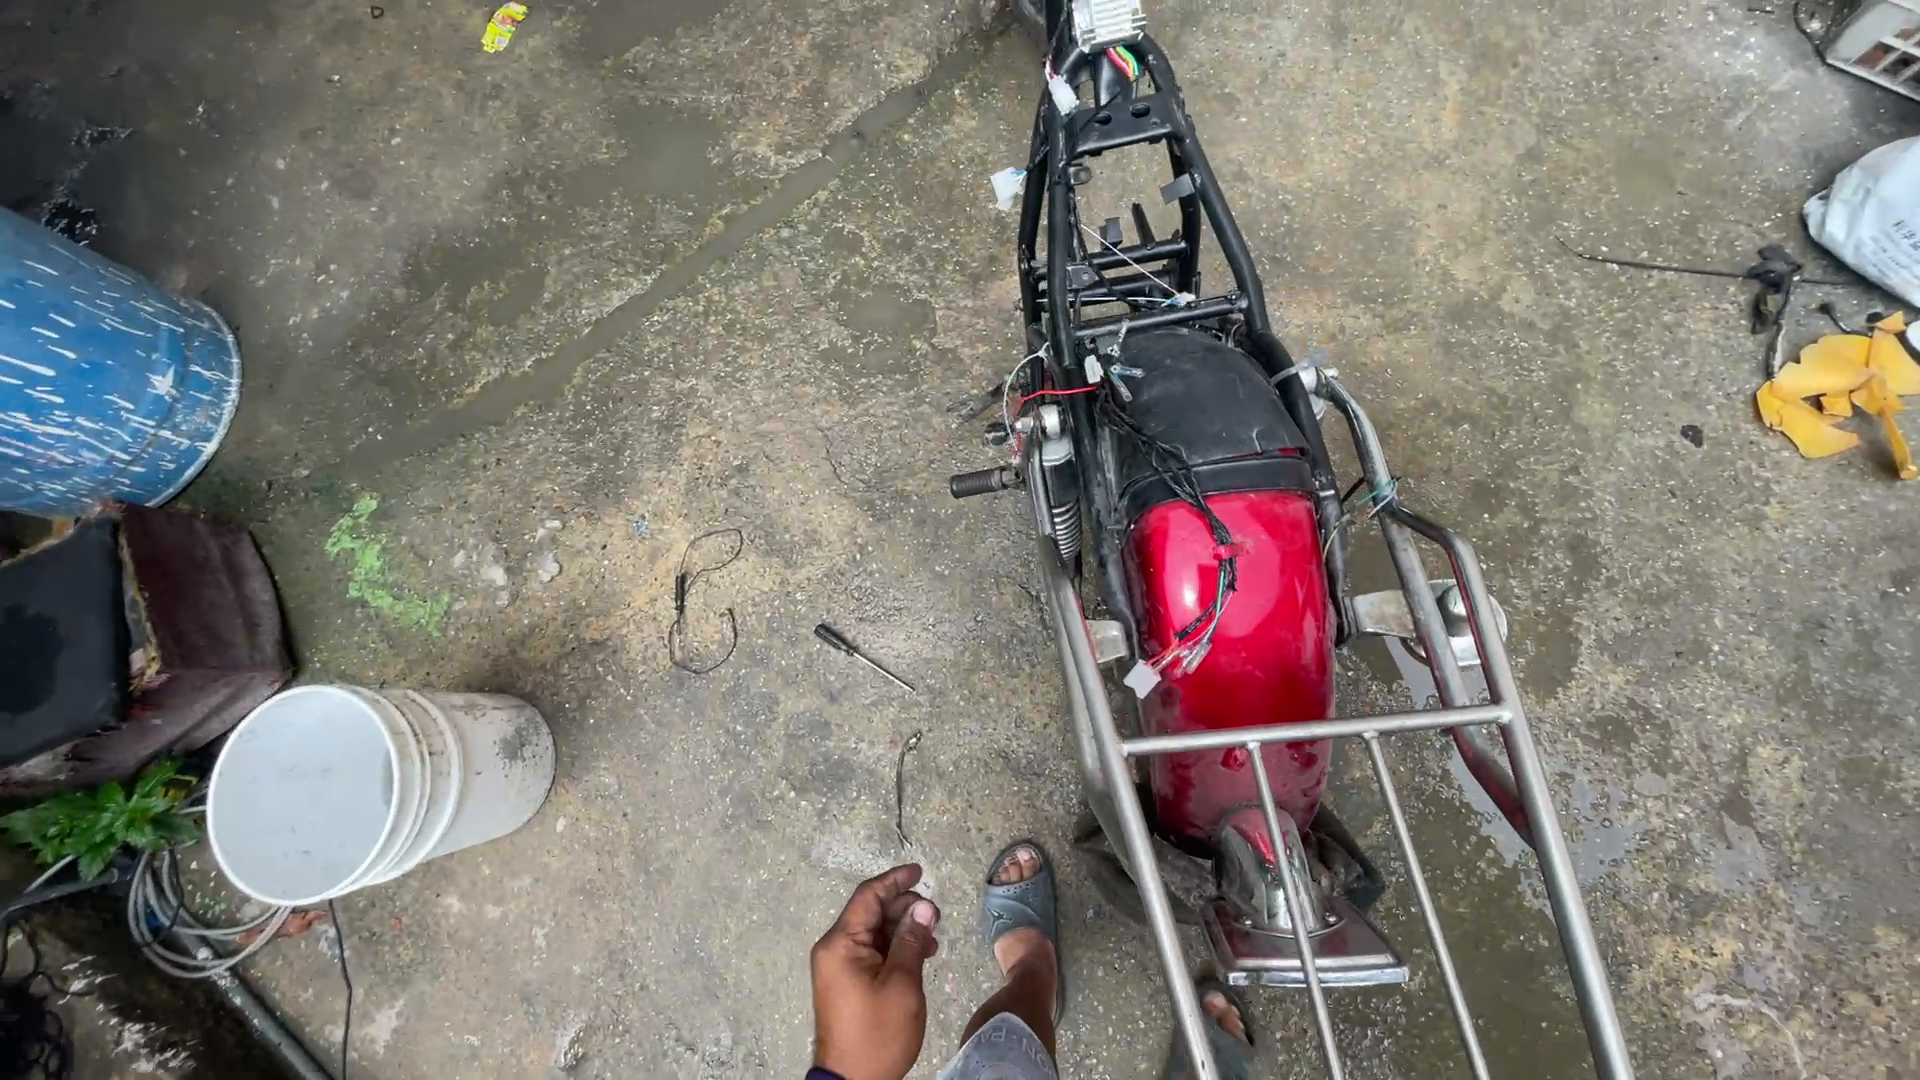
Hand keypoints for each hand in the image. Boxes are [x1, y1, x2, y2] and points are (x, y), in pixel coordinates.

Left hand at [810, 863, 942, 1079]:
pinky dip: (896, 947)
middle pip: (872, 911)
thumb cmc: (877, 1033)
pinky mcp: (848, 980)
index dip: (896, 880)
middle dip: (905, 907)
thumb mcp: (902, 984)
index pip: (869, 896)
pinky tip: (920, 955)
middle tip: (936, 916)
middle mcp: (835, 948)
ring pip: (875, 930)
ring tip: (932, 939)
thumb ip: (911, 940)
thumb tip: (923, 906)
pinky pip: (873, 950)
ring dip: (904, 928)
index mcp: (841, 943)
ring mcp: (840, 965)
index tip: (920, 872)